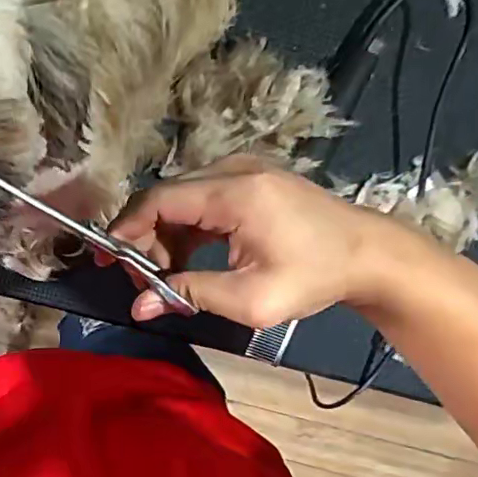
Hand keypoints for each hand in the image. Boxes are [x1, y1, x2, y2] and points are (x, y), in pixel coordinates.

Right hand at [107, 156, 411, 328]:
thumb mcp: (250, 299)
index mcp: (235, 193)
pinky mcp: (248, 180)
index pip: (159, 200)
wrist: (369, 255)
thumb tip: (138, 306)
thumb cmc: (314, 278)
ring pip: (178, 199)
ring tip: (166, 277)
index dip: (125, 229)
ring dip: (162, 237)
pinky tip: (187, 260)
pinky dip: (184, 230)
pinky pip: (198, 200)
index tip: (107, 260)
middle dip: (142, 239)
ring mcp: (242, 171)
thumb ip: (189, 295)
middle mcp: (234, 170)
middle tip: (141, 280)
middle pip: (164, 197)